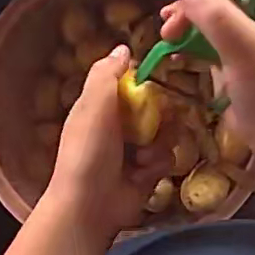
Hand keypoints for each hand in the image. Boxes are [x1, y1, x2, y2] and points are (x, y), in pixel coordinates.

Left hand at [42, 44, 168, 242]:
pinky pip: (167, 157)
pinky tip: (143, 173)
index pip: (131, 82)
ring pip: (166, 132)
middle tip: (153, 125)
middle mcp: (118, 124)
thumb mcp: (92, 105)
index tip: (158, 83)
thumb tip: (124, 47)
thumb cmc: (87, 151)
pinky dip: (158, 164)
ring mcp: (134, 149)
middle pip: (155, 106)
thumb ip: (106, 74)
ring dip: (158, 144)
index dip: (145, 82)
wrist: (88, 207)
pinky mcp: (147, 172)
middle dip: (159, 117)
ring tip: (142, 158)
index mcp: (101, 105)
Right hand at [160, 0, 254, 154]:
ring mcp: (250, 29)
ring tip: (167, 34)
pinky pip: (206, 32)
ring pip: (212, 6)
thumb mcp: (246, 49)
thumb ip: (216, 16)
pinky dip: (188, 36)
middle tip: (174, 15)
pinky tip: (171, 46)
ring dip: (187, 15)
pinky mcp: (234, 51)